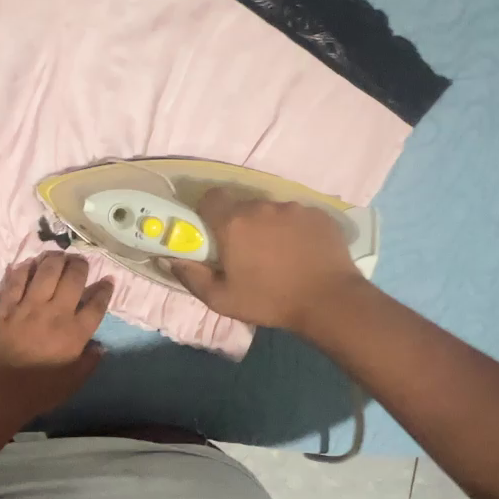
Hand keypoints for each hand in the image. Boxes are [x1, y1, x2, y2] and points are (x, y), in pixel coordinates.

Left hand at [0, 252, 113, 416]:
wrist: (0, 393)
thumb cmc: (40, 392)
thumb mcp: (73, 383)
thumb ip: (89, 362)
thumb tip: (101, 346)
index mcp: (75, 333)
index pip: (96, 303)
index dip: (104, 289)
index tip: (107, 281)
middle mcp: (55, 313)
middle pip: (73, 278)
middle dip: (80, 265)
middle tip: (80, 262)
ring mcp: (28, 307)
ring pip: (46, 271)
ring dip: (55, 259)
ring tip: (58, 256)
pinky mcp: (6, 307)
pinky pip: (16, 280)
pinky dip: (24, 269)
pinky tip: (30, 264)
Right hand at [169, 189, 367, 336]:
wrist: (329, 301)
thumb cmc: (269, 301)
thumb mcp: (221, 299)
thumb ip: (191, 276)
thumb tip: (169, 258)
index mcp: (234, 223)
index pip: (210, 197)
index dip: (207, 211)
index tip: (210, 231)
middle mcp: (262, 206)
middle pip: (242, 206)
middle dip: (239, 223)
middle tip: (245, 252)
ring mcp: (294, 208)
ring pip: (271, 211)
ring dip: (268, 227)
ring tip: (278, 255)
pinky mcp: (319, 214)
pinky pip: (297, 217)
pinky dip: (294, 230)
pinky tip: (300, 253)